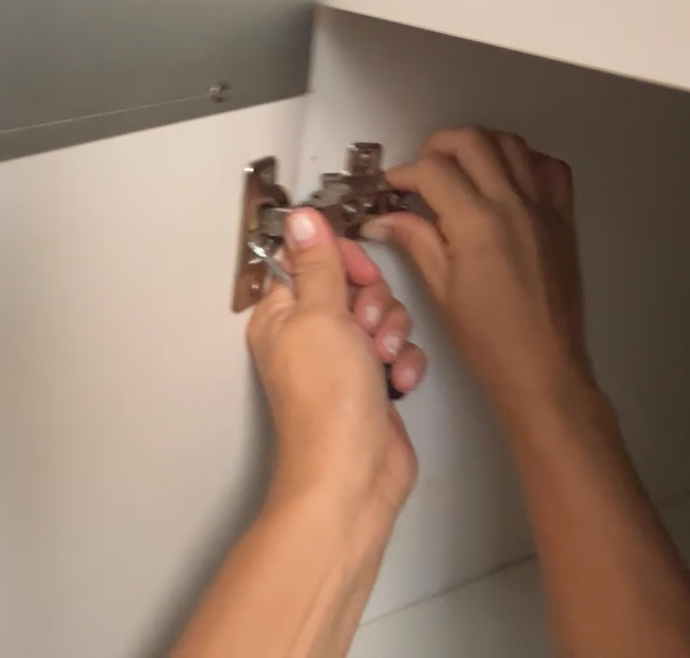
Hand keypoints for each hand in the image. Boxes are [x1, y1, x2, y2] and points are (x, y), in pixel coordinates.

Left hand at [247, 207, 428, 513]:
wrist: (354, 474)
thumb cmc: (329, 395)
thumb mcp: (322, 315)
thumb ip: (318, 263)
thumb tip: (300, 216)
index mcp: (285, 313)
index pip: (314, 258)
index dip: (342, 260)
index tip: (358, 276)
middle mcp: (313, 331)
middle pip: (355, 283)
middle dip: (375, 300)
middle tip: (369, 326)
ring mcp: (346, 357)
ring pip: (383, 313)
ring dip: (393, 331)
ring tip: (384, 359)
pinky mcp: (375, 379)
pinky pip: (399, 347)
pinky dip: (404, 362)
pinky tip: (399, 382)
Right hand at [361, 128, 592, 421]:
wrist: (543, 366)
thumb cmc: (488, 338)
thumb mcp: (441, 289)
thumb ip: (415, 240)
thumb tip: (381, 218)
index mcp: (477, 224)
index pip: (433, 171)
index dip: (403, 172)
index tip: (392, 185)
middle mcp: (513, 204)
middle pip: (472, 141)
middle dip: (438, 145)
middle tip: (422, 169)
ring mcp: (544, 206)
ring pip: (511, 144)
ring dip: (480, 144)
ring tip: (460, 166)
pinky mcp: (564, 217)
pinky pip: (549, 167)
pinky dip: (524, 160)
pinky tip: (506, 178)